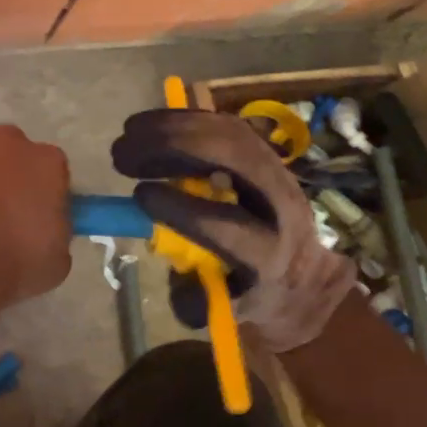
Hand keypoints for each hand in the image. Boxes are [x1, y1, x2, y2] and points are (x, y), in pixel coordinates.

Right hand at [111, 109, 354, 352]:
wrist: (304, 271)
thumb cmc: (255, 292)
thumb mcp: (226, 307)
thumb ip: (195, 294)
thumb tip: (163, 261)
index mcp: (271, 254)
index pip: (229, 226)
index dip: (181, 208)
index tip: (139, 196)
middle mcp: (281, 205)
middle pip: (235, 158)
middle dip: (173, 149)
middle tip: (121, 156)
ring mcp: (277, 171)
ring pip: (228, 132)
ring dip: (171, 127)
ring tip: (127, 134)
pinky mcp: (263, 151)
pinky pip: (223, 123)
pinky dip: (182, 119)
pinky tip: (148, 124)